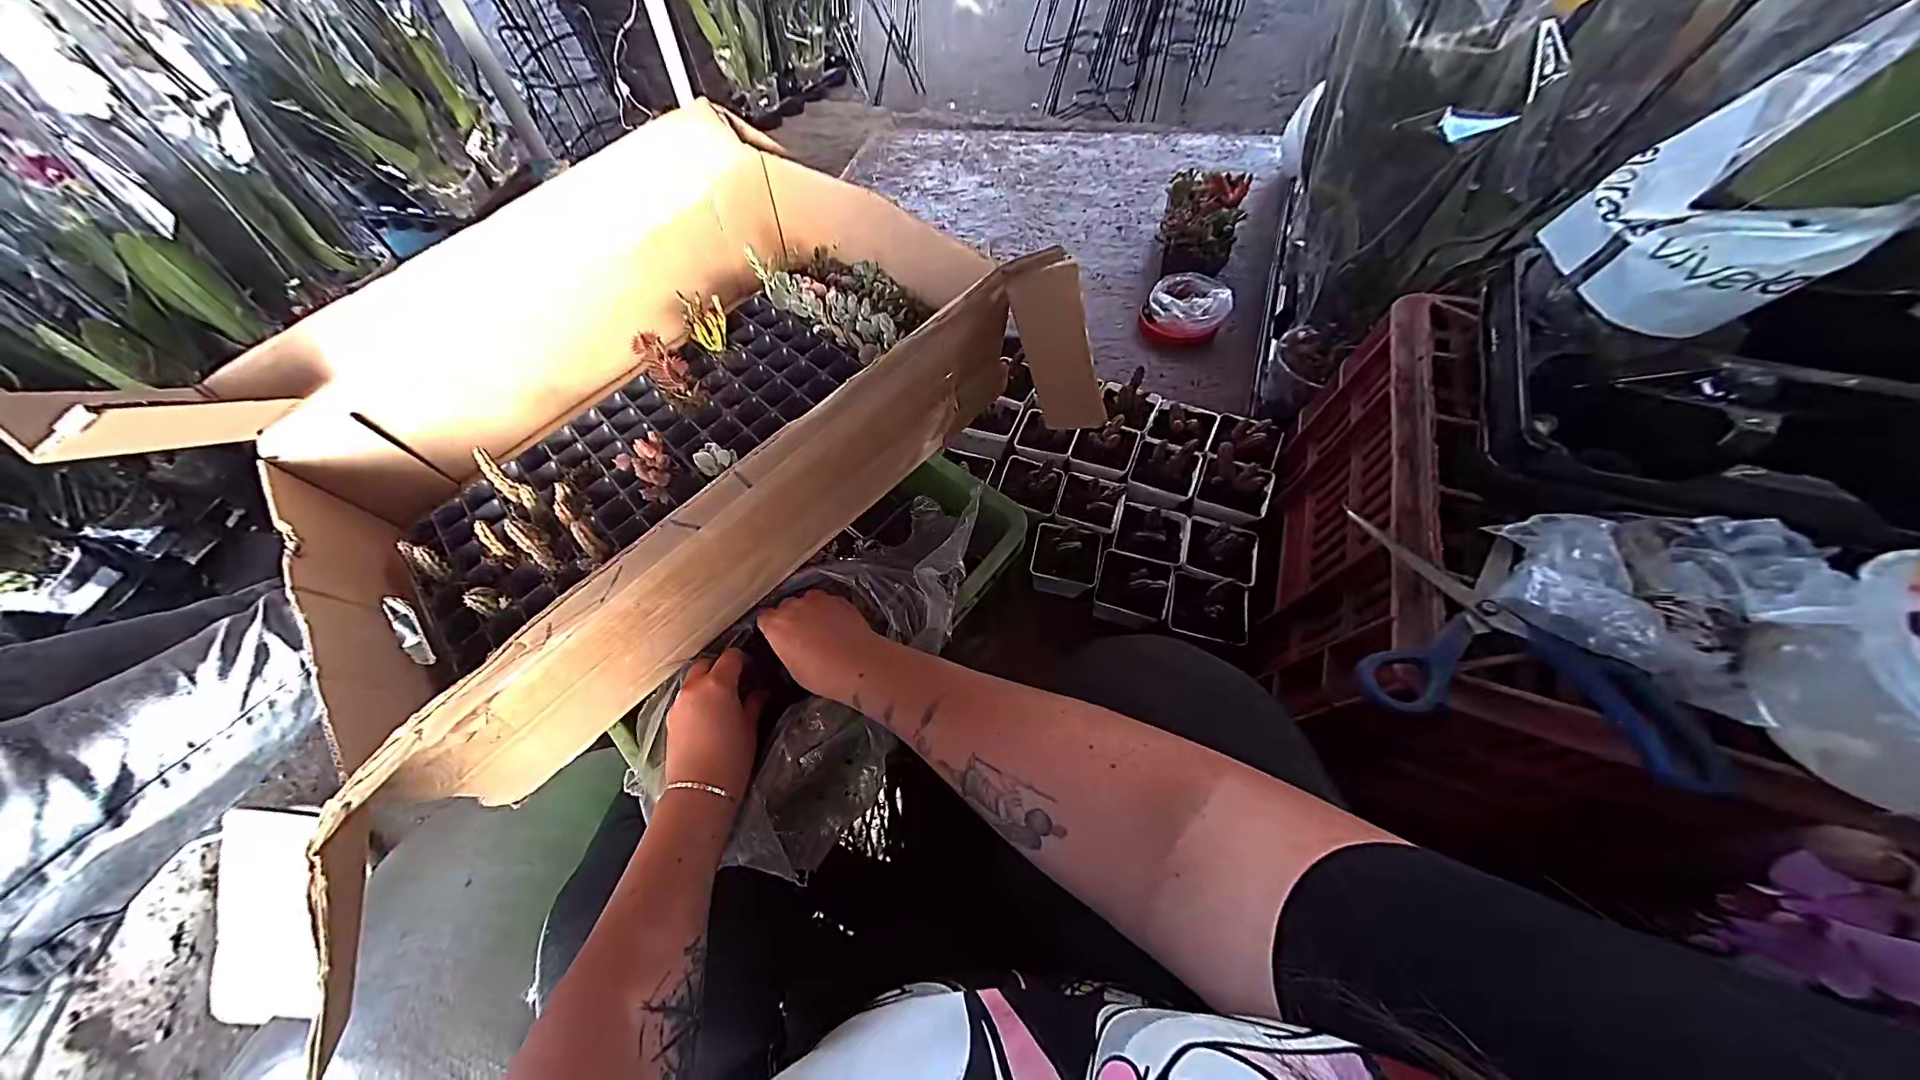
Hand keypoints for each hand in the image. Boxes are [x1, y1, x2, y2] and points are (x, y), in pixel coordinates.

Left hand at [663, 649, 765, 797]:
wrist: (699, 789)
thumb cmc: (732, 756)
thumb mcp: (750, 726)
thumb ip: (755, 703)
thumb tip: (760, 692)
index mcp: (717, 684)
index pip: (731, 657)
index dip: (745, 660)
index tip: (754, 671)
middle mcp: (693, 687)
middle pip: (706, 664)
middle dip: (721, 668)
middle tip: (738, 683)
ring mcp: (678, 703)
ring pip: (693, 681)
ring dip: (707, 683)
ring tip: (724, 701)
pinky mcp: (670, 719)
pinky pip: (685, 699)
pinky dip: (697, 699)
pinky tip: (710, 716)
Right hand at [756, 590, 887, 701]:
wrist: (858, 664)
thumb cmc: (821, 674)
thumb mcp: (792, 668)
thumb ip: (785, 648)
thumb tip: (789, 643)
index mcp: (776, 625)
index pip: (765, 618)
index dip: (771, 627)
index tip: (778, 636)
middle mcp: (793, 606)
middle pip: (785, 606)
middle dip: (789, 616)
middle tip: (800, 634)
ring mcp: (818, 599)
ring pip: (806, 600)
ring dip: (809, 610)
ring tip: (819, 626)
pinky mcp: (839, 599)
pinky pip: (827, 601)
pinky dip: (828, 610)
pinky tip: (836, 623)